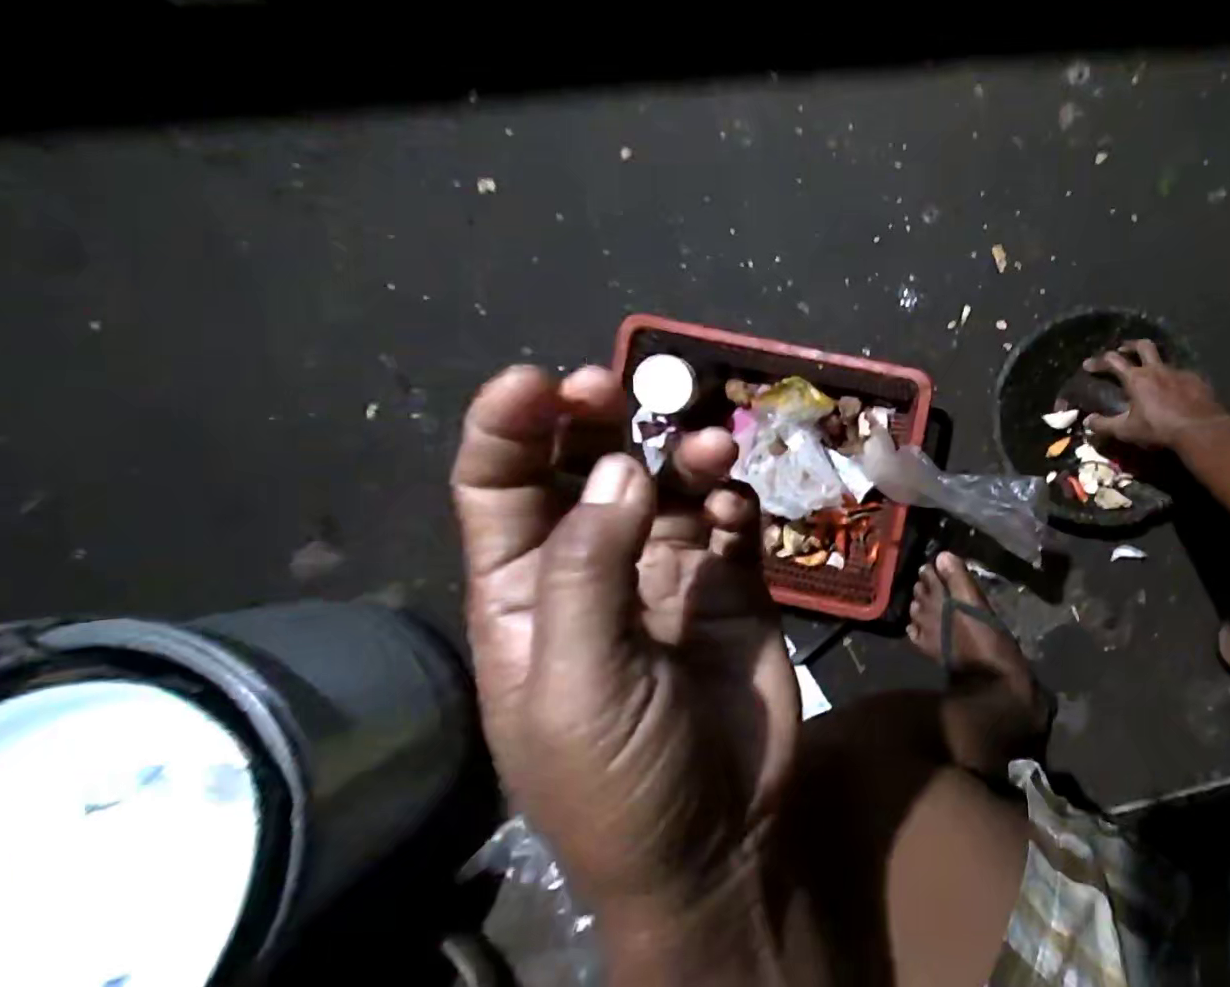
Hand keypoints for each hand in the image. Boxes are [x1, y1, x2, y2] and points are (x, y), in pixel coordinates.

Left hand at [452, 365, 798, 970]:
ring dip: (677, 450)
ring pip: (662, 478)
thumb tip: (616, 469)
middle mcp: (590, 564)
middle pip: (579, 465)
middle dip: (591, 417)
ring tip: (706, 446)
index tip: (534, 382)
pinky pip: (725, 515)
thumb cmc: (615, 783)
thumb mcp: (573, 686)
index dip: (506, 427)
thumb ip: (586, 572)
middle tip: (615, 386)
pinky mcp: (727, 579)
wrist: (719, 847)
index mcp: (523, 589)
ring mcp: (663, 568)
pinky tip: (733, 498)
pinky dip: (728, 493)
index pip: (497, 487)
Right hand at [1082, 339, 1229, 449]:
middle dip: (1130, 345)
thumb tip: (1086, 421)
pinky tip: (1173, 392)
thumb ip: (1104, 425)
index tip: (1088, 365)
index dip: (1098, 361)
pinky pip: (1181, 375)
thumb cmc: (1159, 428)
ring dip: (1153, 365)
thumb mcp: (1126, 430)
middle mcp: (1157, 370)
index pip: (1113, 361)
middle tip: (1122, 350)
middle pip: (1143, 346)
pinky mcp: (1197, 381)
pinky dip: (1172, 380)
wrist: (1201, 429)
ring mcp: (1179, 373)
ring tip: (1149, 376)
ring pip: (1163, 361)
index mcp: (1136, 379)